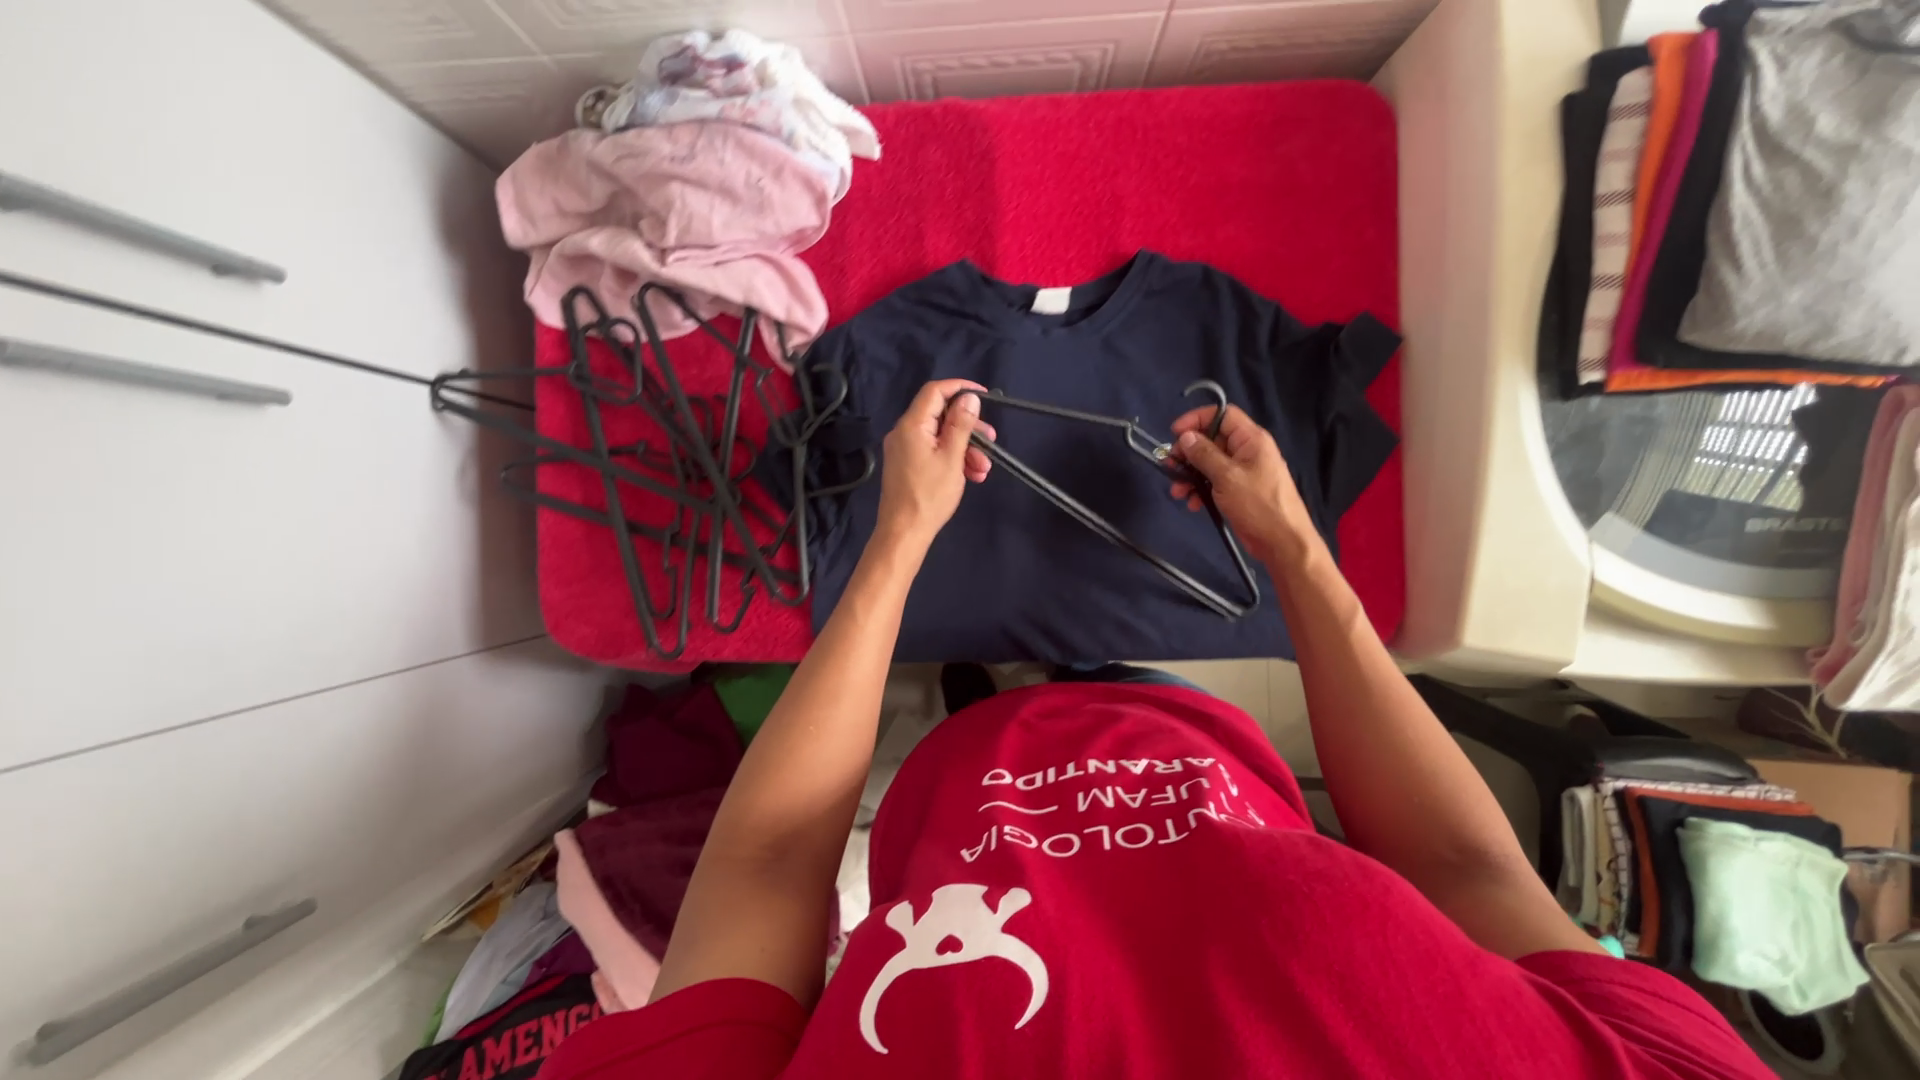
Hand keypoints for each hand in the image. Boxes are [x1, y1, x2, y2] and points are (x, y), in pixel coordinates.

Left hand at [876, 380, 996, 546]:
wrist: (904, 532)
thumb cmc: (929, 495)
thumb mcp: (952, 457)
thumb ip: (961, 424)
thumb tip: (969, 397)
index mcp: (912, 425)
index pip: (935, 391)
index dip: (960, 388)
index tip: (984, 396)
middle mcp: (904, 432)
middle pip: (941, 415)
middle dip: (969, 427)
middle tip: (991, 441)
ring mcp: (904, 449)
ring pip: (941, 436)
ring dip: (966, 447)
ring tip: (984, 468)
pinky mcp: (908, 464)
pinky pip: (934, 451)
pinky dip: (954, 458)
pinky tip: (972, 475)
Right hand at [1168, 405, 1318, 568]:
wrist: (1281, 542)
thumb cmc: (1258, 505)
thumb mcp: (1227, 477)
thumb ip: (1204, 454)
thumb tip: (1185, 437)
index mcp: (1251, 439)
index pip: (1222, 414)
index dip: (1197, 419)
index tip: (1174, 433)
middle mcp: (1246, 451)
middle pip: (1212, 439)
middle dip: (1188, 452)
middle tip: (1170, 465)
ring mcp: (1242, 472)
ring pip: (1209, 463)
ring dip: (1190, 474)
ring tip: (1177, 491)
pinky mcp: (1237, 491)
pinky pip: (1214, 482)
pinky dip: (1200, 489)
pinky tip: (1192, 503)